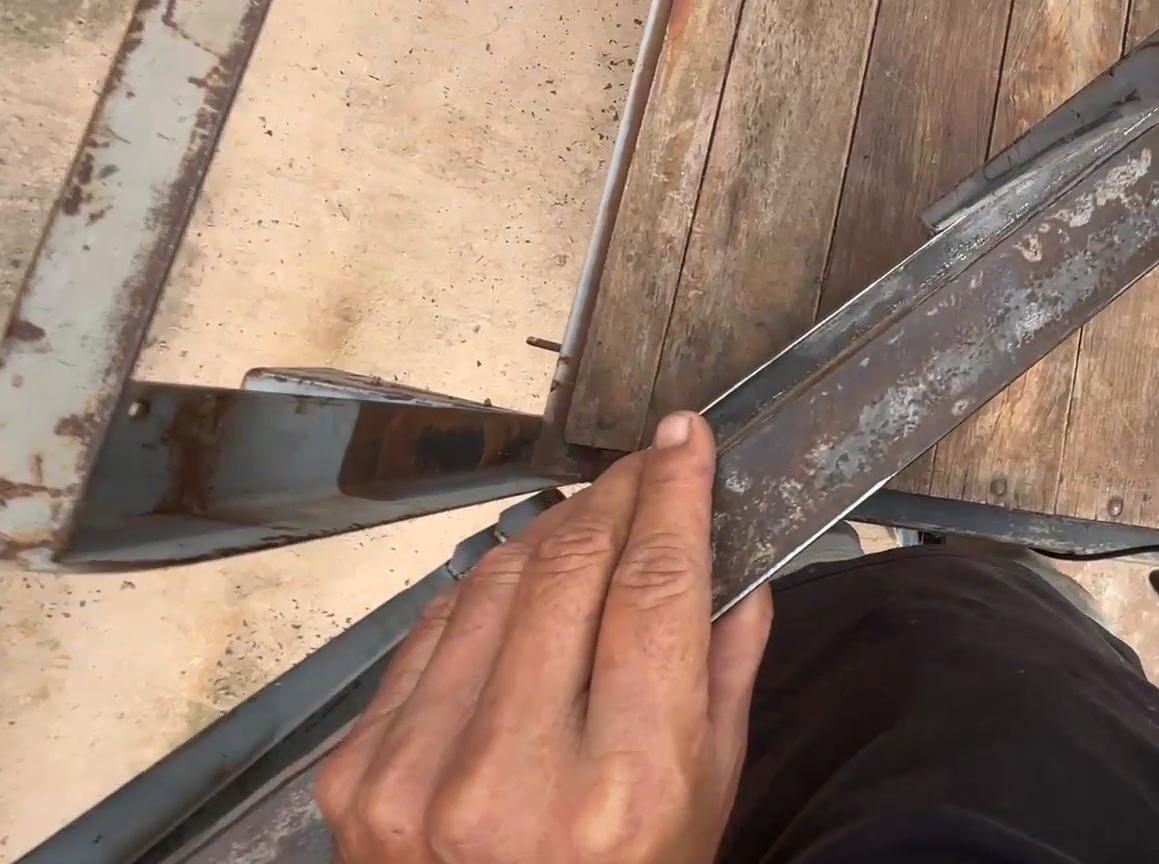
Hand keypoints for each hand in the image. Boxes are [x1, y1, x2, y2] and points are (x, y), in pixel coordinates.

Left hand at [316, 412, 773, 862]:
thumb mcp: (714, 785)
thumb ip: (730, 663)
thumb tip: (734, 561)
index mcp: (625, 781)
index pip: (655, 587)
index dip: (676, 494)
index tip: (689, 438)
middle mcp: (511, 774)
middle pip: (573, 565)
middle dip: (621, 490)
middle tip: (652, 461)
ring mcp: (417, 772)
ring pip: (500, 577)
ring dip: (561, 523)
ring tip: (602, 511)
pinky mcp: (359, 771)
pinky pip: (441, 622)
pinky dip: (496, 576)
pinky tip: (533, 570)